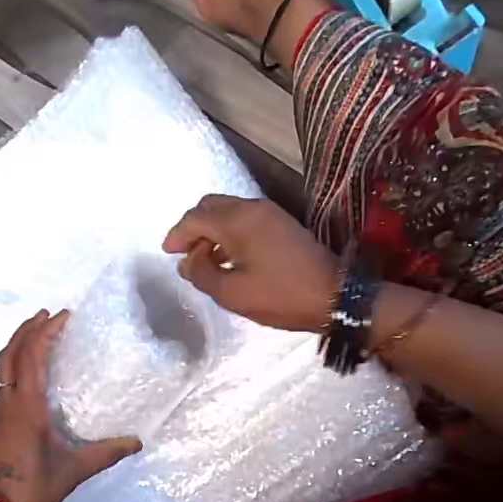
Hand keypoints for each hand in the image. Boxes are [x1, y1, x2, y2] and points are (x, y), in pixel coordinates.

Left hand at [0, 309, 141, 501]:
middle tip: (47, 314)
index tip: (62, 316)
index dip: (45, 333)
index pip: (33, 357)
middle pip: (12, 354)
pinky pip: (1, 379)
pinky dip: (12, 362)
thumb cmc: (37, 486)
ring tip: (35, 331)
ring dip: (17, 344)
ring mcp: (0, 410)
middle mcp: (10, 402)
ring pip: (2, 365)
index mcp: (28, 407)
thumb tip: (138, 442)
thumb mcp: (77, 469)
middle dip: (27, 330)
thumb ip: (108, 453)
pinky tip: (25, 366)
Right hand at [162, 195, 336, 331]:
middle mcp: (253, 208)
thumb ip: (202, 274)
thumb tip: (187, 261)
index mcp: (238, 221)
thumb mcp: (232, 293)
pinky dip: (228, 232)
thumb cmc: (280, 296)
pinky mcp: (282, 223)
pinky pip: (244, 218)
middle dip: (192, 227)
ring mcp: (270, 213)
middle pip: (210, 206)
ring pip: (228, 211)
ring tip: (204, 259)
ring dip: (211, 230)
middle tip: (184, 253)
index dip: (177, 234)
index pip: (195, 217)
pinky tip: (228, 256)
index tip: (168, 253)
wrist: (334, 295)